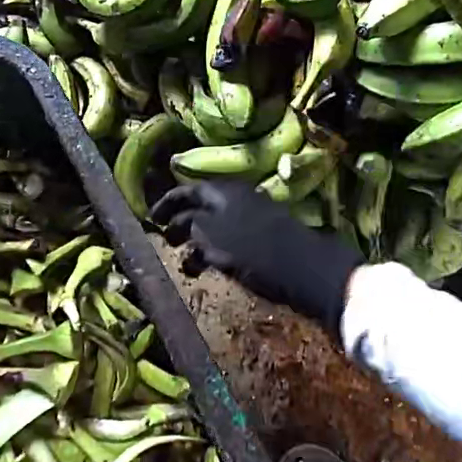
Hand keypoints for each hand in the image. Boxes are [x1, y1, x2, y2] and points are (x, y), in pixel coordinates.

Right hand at [151, 180, 362, 328]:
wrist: (310, 271)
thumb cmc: (260, 252)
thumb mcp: (217, 238)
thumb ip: (194, 226)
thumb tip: (182, 222)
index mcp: (226, 193)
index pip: (189, 190)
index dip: (168, 203)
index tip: (151, 218)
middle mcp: (240, 200)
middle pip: (203, 207)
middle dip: (182, 222)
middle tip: (166, 240)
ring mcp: (255, 220)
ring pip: (216, 226)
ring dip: (197, 242)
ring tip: (186, 263)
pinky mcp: (265, 241)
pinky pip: (232, 241)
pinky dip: (216, 252)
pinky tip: (210, 269)